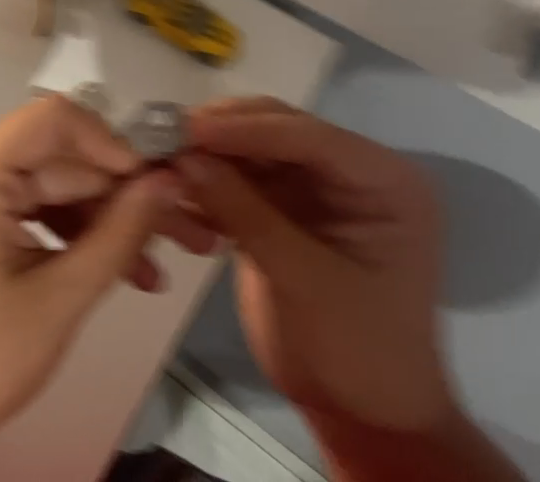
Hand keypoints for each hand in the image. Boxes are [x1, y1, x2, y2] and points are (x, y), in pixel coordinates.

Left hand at [0, 95, 216, 449]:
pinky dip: (87, 237)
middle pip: (63, 158)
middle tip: (192, 230)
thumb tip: (168, 180)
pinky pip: (47, 214)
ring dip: (114, 220)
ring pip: (62, 188)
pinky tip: (134, 274)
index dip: (110, 142)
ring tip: (169, 265)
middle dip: (126, 191)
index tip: (158, 183)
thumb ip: (120, 229)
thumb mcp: (66, 291)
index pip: (52, 120)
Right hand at [177, 97, 455, 431]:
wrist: (361, 410)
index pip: (308, 136)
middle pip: (274, 129)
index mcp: (384, 183)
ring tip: (155, 157)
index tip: (184, 128)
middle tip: (160, 138)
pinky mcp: (279, 209)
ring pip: (247, 148)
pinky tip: (169, 187)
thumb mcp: (303, 278)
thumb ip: (244, 212)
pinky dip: (203, 180)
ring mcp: (312, 190)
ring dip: (204, 152)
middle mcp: (349, 174)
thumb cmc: (355, 347)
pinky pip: (235, 178)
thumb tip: (181, 156)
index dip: (245, 127)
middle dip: (218, 132)